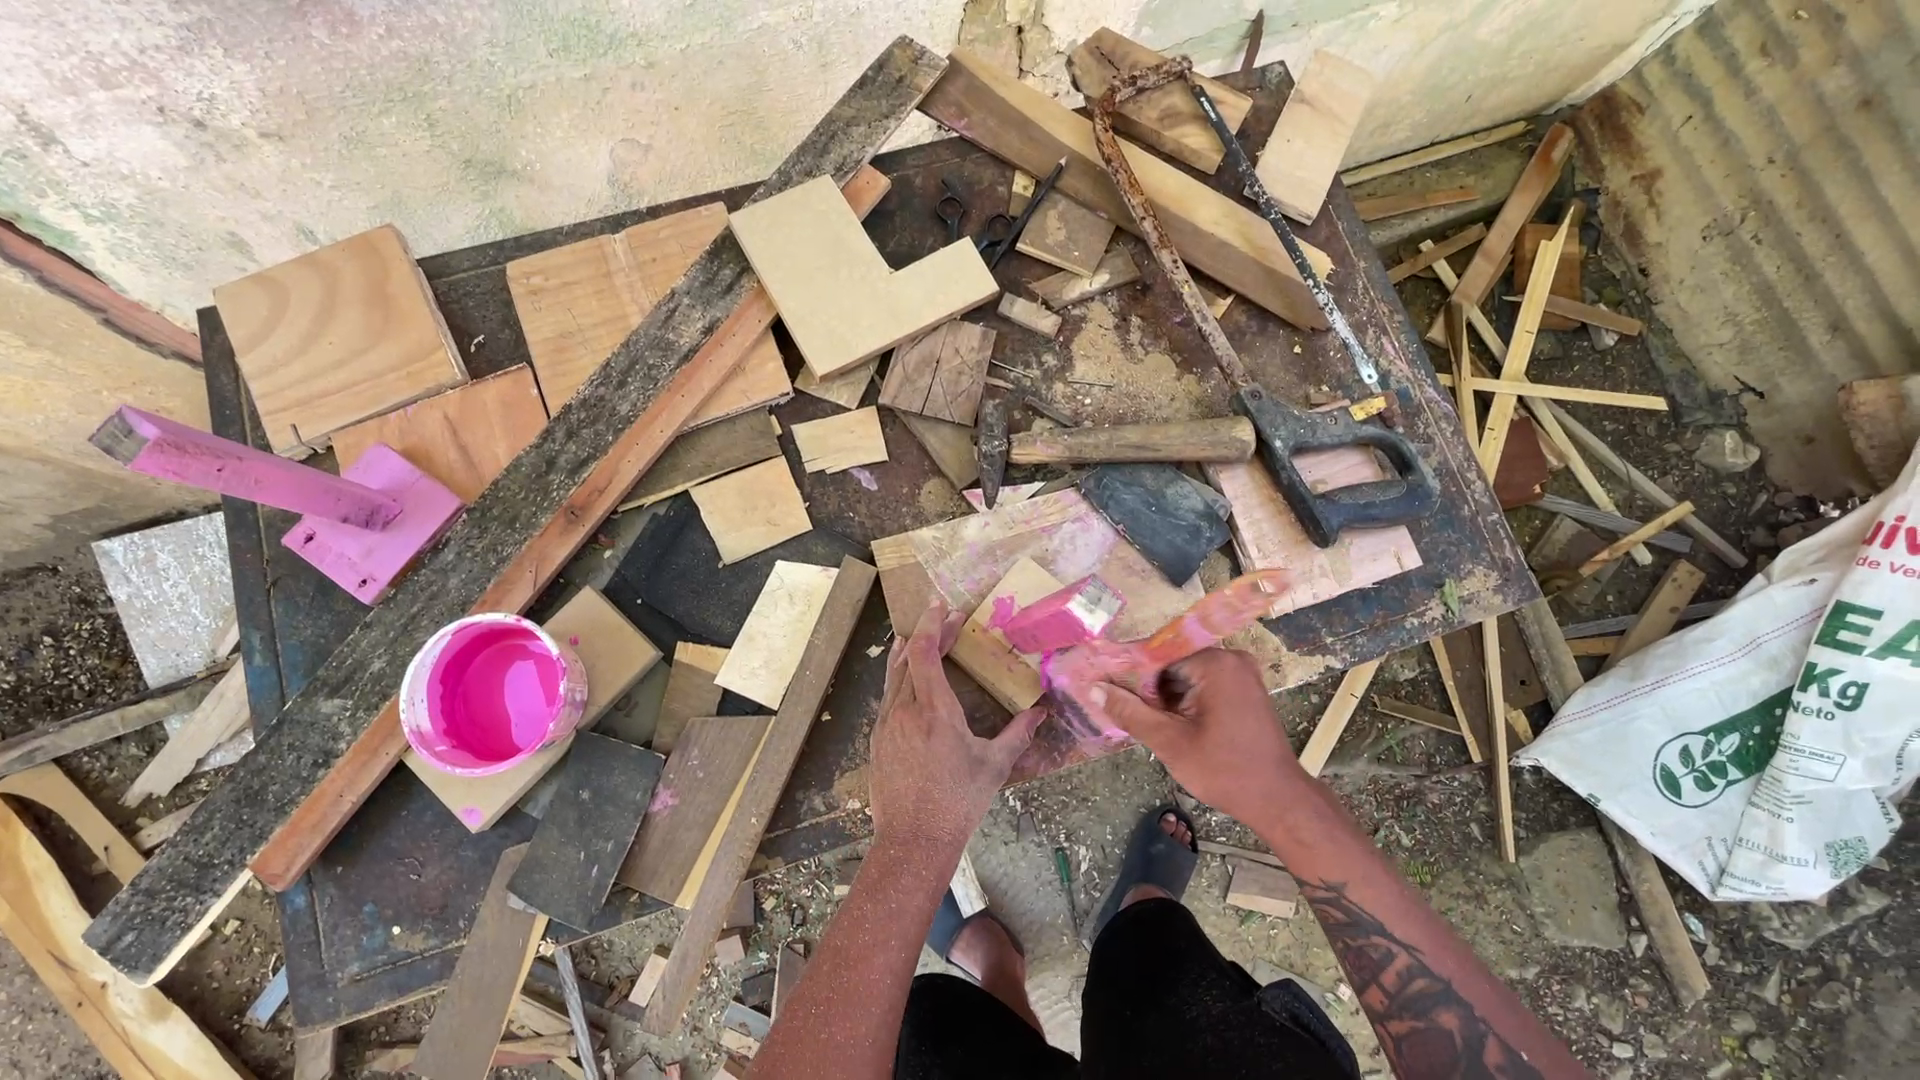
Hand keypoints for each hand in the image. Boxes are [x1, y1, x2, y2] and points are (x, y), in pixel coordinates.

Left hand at [868, 601, 1043, 862]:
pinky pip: (887, 697)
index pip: (927, 653)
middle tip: (944, 620)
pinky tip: (906, 682)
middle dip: (927, 634)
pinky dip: (898, 678)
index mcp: (935, 711)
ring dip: (907, 653)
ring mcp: (887, 725)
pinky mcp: (878, 740)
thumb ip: (1018, 734)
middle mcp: (905, 710)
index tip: (944, 607)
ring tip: (916, 637)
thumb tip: (1041, 712)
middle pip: (909, 658)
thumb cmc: (958, 802)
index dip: (934, 625)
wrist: (913, 840)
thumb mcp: (994, 766)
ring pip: (893, 676)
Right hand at [1085, 648, 1307, 827]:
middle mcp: (1231, 658)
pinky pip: (1204, 684)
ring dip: (1165, 696)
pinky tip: (1170, 723)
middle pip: (1171, 663)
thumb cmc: (1224, 770)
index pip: (1157, 655)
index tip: (1104, 688)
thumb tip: (1094, 688)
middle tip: (1125, 712)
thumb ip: (1130, 711)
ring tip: (1145, 720)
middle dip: (1147, 687)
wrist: (1277, 800)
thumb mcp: (1169, 741)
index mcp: (1215, 662)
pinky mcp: (1245, 690)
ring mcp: (1241, 673)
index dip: (1128, 673)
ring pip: (1186, 675)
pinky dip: (1185, 700)